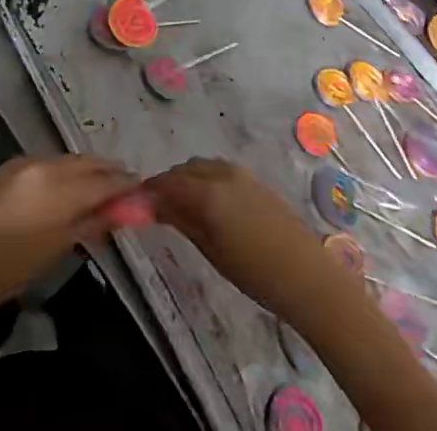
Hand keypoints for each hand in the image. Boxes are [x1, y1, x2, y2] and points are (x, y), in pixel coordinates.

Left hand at [0, 155, 143, 307]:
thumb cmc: (15, 267)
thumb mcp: (62, 246)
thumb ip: (97, 221)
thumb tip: (127, 208)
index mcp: (62, 191)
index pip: (107, 181)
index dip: (127, 185)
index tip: (139, 191)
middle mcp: (49, 167)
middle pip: (92, 163)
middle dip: (110, 172)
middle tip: (123, 187)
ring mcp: (30, 161)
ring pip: (73, 159)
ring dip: (89, 169)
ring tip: (98, 185)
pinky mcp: (15, 162)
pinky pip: (52, 161)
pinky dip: (66, 170)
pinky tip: (69, 184)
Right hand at [145, 158, 357, 323]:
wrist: (302, 270)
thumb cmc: (252, 270)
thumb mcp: (208, 247)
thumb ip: (180, 219)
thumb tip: (151, 204)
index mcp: (208, 191)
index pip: (166, 183)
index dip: (147, 192)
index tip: (133, 205)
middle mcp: (222, 173)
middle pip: (184, 170)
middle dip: (166, 184)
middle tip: (155, 210)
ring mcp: (242, 173)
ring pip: (202, 167)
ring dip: (186, 179)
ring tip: (179, 208)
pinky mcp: (255, 179)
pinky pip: (220, 170)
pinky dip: (205, 180)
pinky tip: (206, 204)